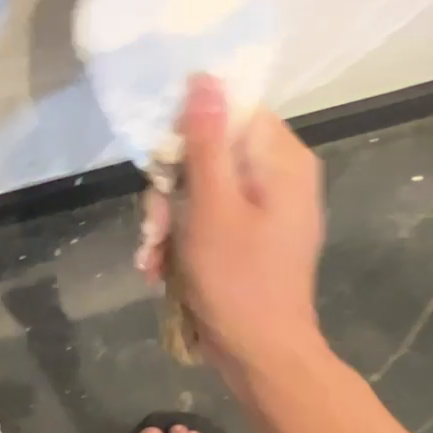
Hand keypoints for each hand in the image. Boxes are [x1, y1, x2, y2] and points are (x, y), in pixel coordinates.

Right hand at [141, 75, 328, 377]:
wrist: (261, 355)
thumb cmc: (238, 283)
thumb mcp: (212, 210)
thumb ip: (206, 144)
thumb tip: (205, 77)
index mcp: (281, 161)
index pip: (232, 113)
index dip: (188, 133)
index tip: (161, 167)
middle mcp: (277, 179)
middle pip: (210, 157)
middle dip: (170, 194)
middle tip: (152, 232)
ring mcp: (263, 214)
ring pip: (200, 195)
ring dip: (167, 227)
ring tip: (151, 262)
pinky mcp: (247, 244)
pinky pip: (207, 226)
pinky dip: (180, 247)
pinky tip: (160, 274)